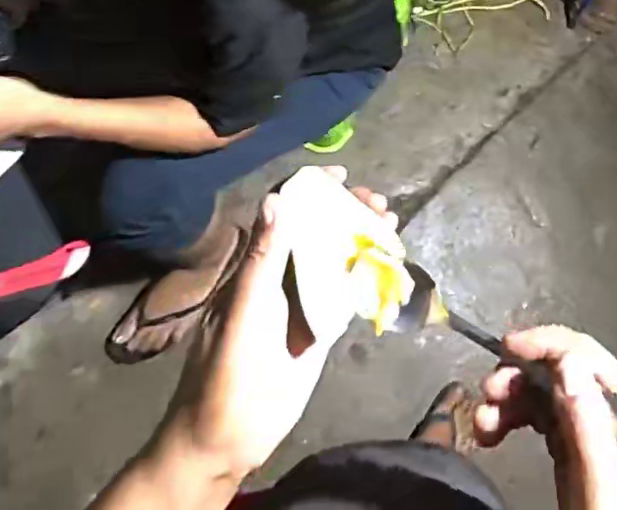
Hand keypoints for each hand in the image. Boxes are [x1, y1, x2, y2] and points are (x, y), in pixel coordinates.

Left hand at [160, 169, 394, 478]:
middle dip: (349, 209)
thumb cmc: (227, 372)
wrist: (229, 439)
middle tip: (378, 203)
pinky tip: (389, 259)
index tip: (340, 176)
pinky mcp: (323, 323)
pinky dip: (370, 268)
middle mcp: (282, 275)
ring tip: (390, 223)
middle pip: (319, 229)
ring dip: (364, 234)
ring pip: (338, 254)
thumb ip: (262, 258)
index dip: (310, 189)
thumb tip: (276, 199)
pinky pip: (349, 287)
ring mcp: (304, 299)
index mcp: (257, 266)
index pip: (284, 213)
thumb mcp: (246, 311)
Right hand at [475, 326, 616, 509]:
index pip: (586, 356)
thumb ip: (589, 429)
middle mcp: (613, 414)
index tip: (505, 347)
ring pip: (549, 393)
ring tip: (483, 420)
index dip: (546, 344)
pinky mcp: (578, 453)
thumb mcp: (604, 491)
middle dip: (523, 371)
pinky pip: (544, 419)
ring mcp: (595, 433)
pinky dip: (517, 418)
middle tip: (486, 392)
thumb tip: (568, 362)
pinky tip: (494, 432)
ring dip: (514, 396)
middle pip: (564, 371)